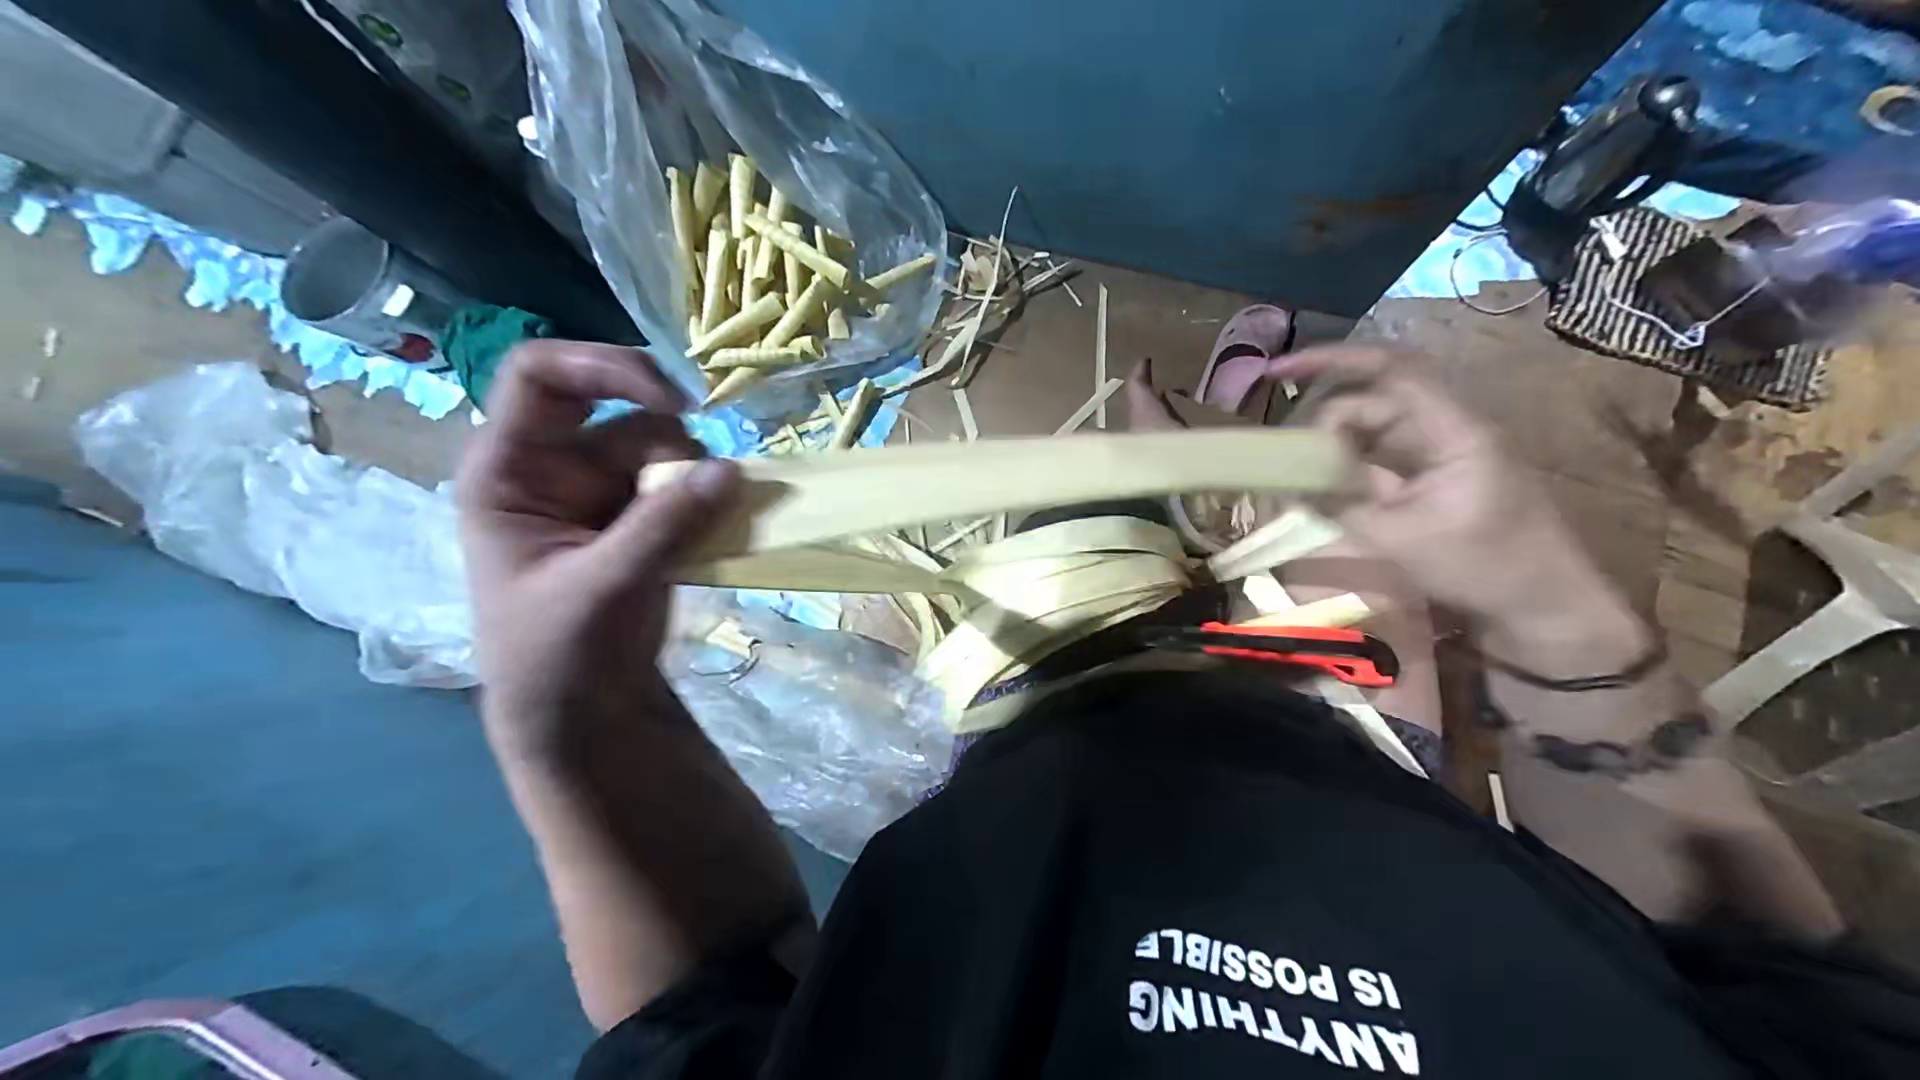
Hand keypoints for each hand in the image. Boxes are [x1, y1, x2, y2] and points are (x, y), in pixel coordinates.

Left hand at [456, 341, 738, 757]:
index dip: (605, 368)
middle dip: (668, 428)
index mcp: (508, 469)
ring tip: (706, 526)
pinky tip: (720, 526)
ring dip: (695, 475)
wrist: (584, 711)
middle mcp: (555, 466)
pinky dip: (709, 497)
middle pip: (618, 405)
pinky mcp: (644, 516)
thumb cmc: (555, 654)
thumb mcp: (601, 588)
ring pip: (665, 446)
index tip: (675, 403)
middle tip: (711, 471)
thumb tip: (733, 471)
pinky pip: (687, 483)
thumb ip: (663, 527)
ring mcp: (604, 490)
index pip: (541, 375)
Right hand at [1271, 346, 1647, 674]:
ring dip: (1333, 439)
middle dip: (1325, 410)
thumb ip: (1340, 503)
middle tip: (1282, 444)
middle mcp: (1448, 429)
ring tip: (1294, 464)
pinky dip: (1347, 462)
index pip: (1391, 371)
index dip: (1333, 361)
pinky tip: (1319, 480)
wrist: (1541, 605)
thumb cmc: (1482, 568)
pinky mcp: (1433, 475)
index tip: (1279, 371)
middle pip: (1375, 398)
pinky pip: (1380, 454)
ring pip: (1374, 426)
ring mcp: (1441, 452)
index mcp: (1452, 431)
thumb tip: (1288, 481)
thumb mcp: (1399, 538)